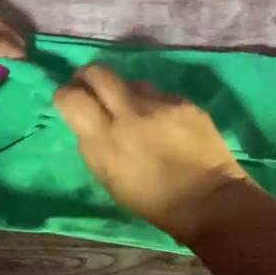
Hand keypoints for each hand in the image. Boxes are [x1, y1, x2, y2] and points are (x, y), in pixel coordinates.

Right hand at [54, 65, 258, 242]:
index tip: (68, 100)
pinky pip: (159, 94)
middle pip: (98, 73)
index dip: (65, 94)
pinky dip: (153, 105)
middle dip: (88, 77)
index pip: (72, 97)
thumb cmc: (153, 201)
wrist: (210, 200)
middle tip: (89, 88)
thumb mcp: (109, 179)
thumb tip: (86, 123)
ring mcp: (160, 104)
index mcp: (106, 140)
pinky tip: (162, 123)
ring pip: (131, 82)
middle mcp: (131, 114)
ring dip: (124, 93)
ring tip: (132, 112)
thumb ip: (93, 146)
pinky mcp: (184, 102)